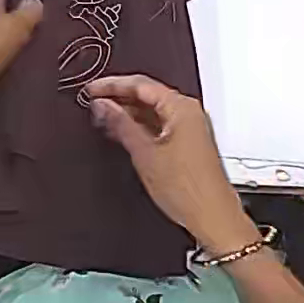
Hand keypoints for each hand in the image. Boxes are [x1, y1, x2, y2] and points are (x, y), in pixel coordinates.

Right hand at [85, 75, 258, 254]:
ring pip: (152, 110)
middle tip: (93, 101)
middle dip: (118, 97)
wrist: (213, 218)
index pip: (140, 84)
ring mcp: (189, 127)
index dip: (112, 84)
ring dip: (127, 112)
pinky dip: (138, 125)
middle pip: (147, 94)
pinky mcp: (187, 142)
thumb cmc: (188, 189)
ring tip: (102, 116)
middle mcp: (188, 112)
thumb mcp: (144, 152)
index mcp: (181, 107)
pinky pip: (158, 124)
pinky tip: (121, 131)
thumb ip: (120, 124)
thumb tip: (103, 105)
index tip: (91, 89)